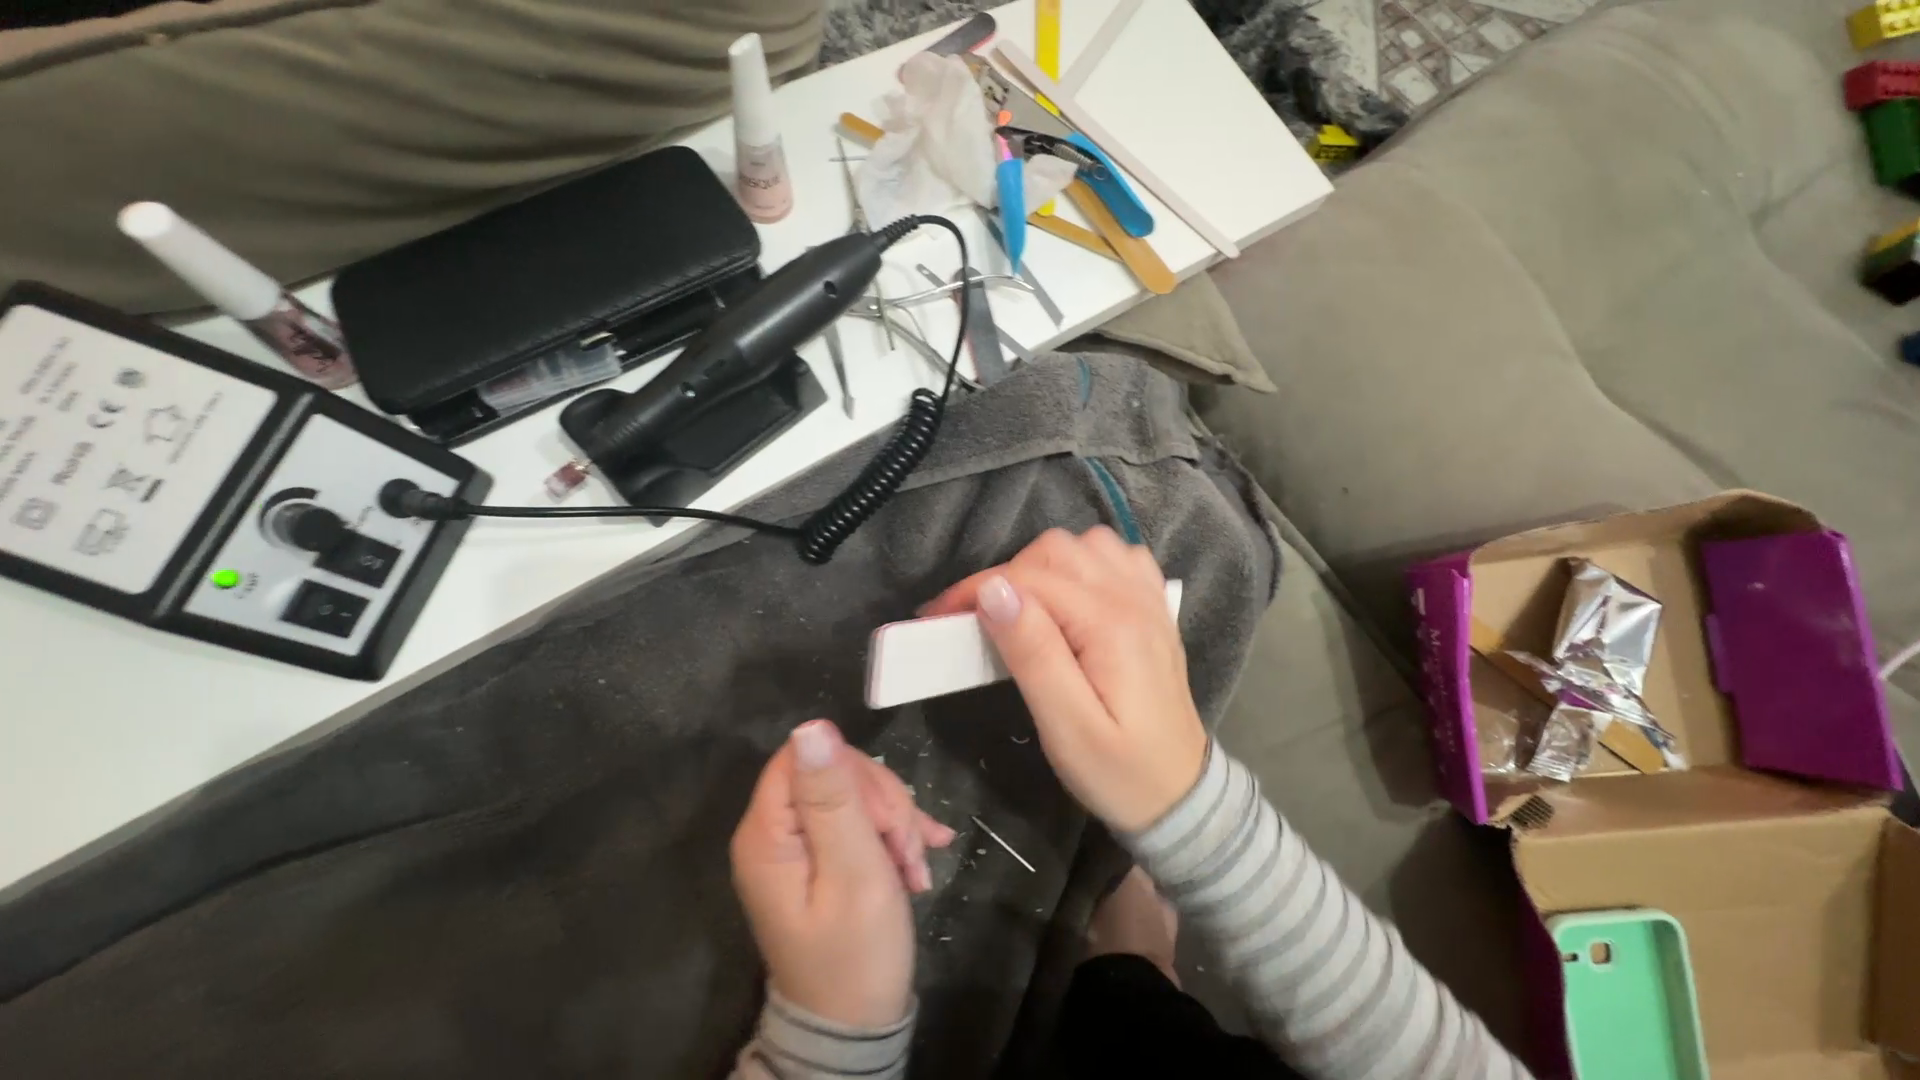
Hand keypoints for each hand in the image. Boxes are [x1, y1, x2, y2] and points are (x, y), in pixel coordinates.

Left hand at [731, 720, 944, 1027]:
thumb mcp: (855, 870)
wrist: (854, 1029)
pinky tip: (919, 861)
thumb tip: (811, 725)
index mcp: (767, 833)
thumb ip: (833, 797)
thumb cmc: (856, 955)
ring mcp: (794, 848)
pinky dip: (890, 837)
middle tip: (907, 851)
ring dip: (893, 824)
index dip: (854, 775)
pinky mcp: (817, 860)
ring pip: (851, 796)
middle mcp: (772, 833)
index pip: (804, 757)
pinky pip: (855, 823)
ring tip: (915, 868)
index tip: (888, 819)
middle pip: (831, 774)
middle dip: (882, 804)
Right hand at [923, 528, 1206, 831]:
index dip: (976, 589)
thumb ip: (1032, 654)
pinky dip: (1086, 566)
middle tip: (978, 619)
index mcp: (1111, 625)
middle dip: (1007, 575)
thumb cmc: (1120, 774)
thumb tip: (994, 590)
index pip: (1030, 578)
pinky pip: (1119, 558)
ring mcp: (1149, 600)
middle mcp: (1133, 598)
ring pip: (1087, 545)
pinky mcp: (1154, 610)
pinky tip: (1073, 600)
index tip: (937, 617)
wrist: (1182, 798)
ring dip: (1046, 566)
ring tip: (1022, 610)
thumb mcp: (1067, 728)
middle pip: (1057, 550)